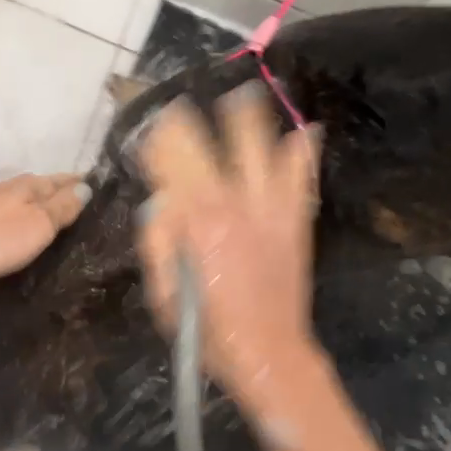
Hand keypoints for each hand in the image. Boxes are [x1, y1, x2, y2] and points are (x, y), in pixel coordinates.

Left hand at [0, 173, 91, 283]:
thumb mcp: (39, 224)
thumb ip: (62, 207)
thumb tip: (85, 188)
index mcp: (31, 185)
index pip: (63, 180)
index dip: (80, 183)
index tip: (96, 186)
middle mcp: (10, 187)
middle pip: (41, 187)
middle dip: (59, 192)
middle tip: (78, 201)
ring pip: (21, 198)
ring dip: (36, 204)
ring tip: (51, 214)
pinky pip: (4, 212)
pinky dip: (16, 215)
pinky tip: (17, 223)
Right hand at [136, 83, 323, 403]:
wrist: (269, 353)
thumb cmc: (206, 330)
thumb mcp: (164, 292)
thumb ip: (160, 240)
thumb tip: (162, 200)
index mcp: (197, 219)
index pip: (172, 155)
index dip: (156, 134)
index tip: (148, 127)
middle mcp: (236, 201)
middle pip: (213, 139)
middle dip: (192, 119)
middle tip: (181, 110)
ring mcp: (272, 208)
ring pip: (262, 145)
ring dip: (249, 118)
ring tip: (242, 96)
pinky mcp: (296, 221)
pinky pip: (301, 177)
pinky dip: (301, 152)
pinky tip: (302, 132)